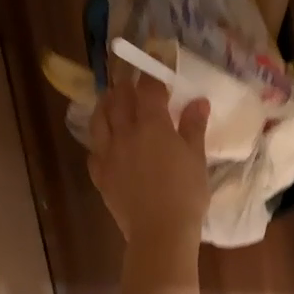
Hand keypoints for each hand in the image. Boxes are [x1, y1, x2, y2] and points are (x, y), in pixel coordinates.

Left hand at [87, 71, 210, 246]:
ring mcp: (109, 154)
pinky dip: (99, 140)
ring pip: (100, 120)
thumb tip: (198, 101)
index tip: (155, 61)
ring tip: (110, 101)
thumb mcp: (197, 160)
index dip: (151, 72)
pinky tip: (104, 142)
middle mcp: (125, 133)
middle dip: (124, 85)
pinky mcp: (101, 176)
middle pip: (119, 99)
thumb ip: (193, 128)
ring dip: (105, 105)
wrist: (160, 232)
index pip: (149, 89)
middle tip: (129, 80)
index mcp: (153, 126)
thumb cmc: (186, 195)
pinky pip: (94, 150)